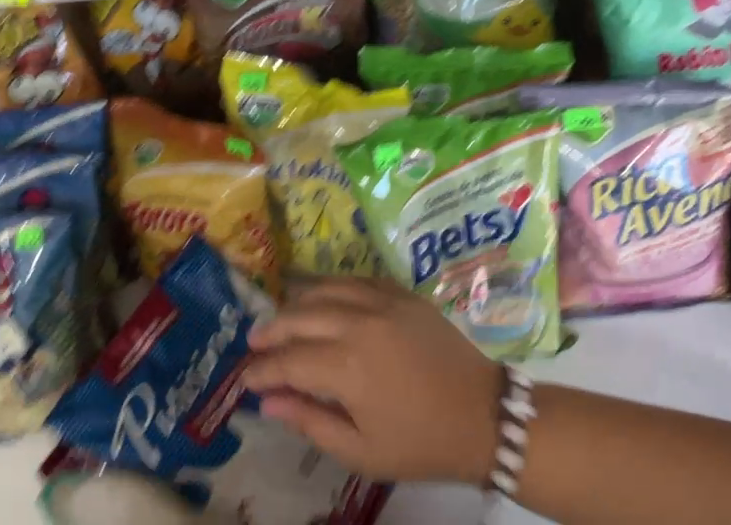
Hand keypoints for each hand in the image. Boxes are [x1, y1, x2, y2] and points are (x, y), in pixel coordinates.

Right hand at [241, 276, 501, 484]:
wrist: (484, 416)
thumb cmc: (420, 442)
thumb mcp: (361, 450)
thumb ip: (310, 421)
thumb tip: (269, 401)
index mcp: (346, 366)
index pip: (288, 361)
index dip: (262, 371)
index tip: (245, 379)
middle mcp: (359, 323)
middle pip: (299, 316)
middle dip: (271, 331)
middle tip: (254, 344)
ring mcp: (382, 302)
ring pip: (324, 289)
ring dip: (297, 303)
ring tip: (282, 319)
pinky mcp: (402, 293)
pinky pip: (356, 280)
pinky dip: (332, 287)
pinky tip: (323, 299)